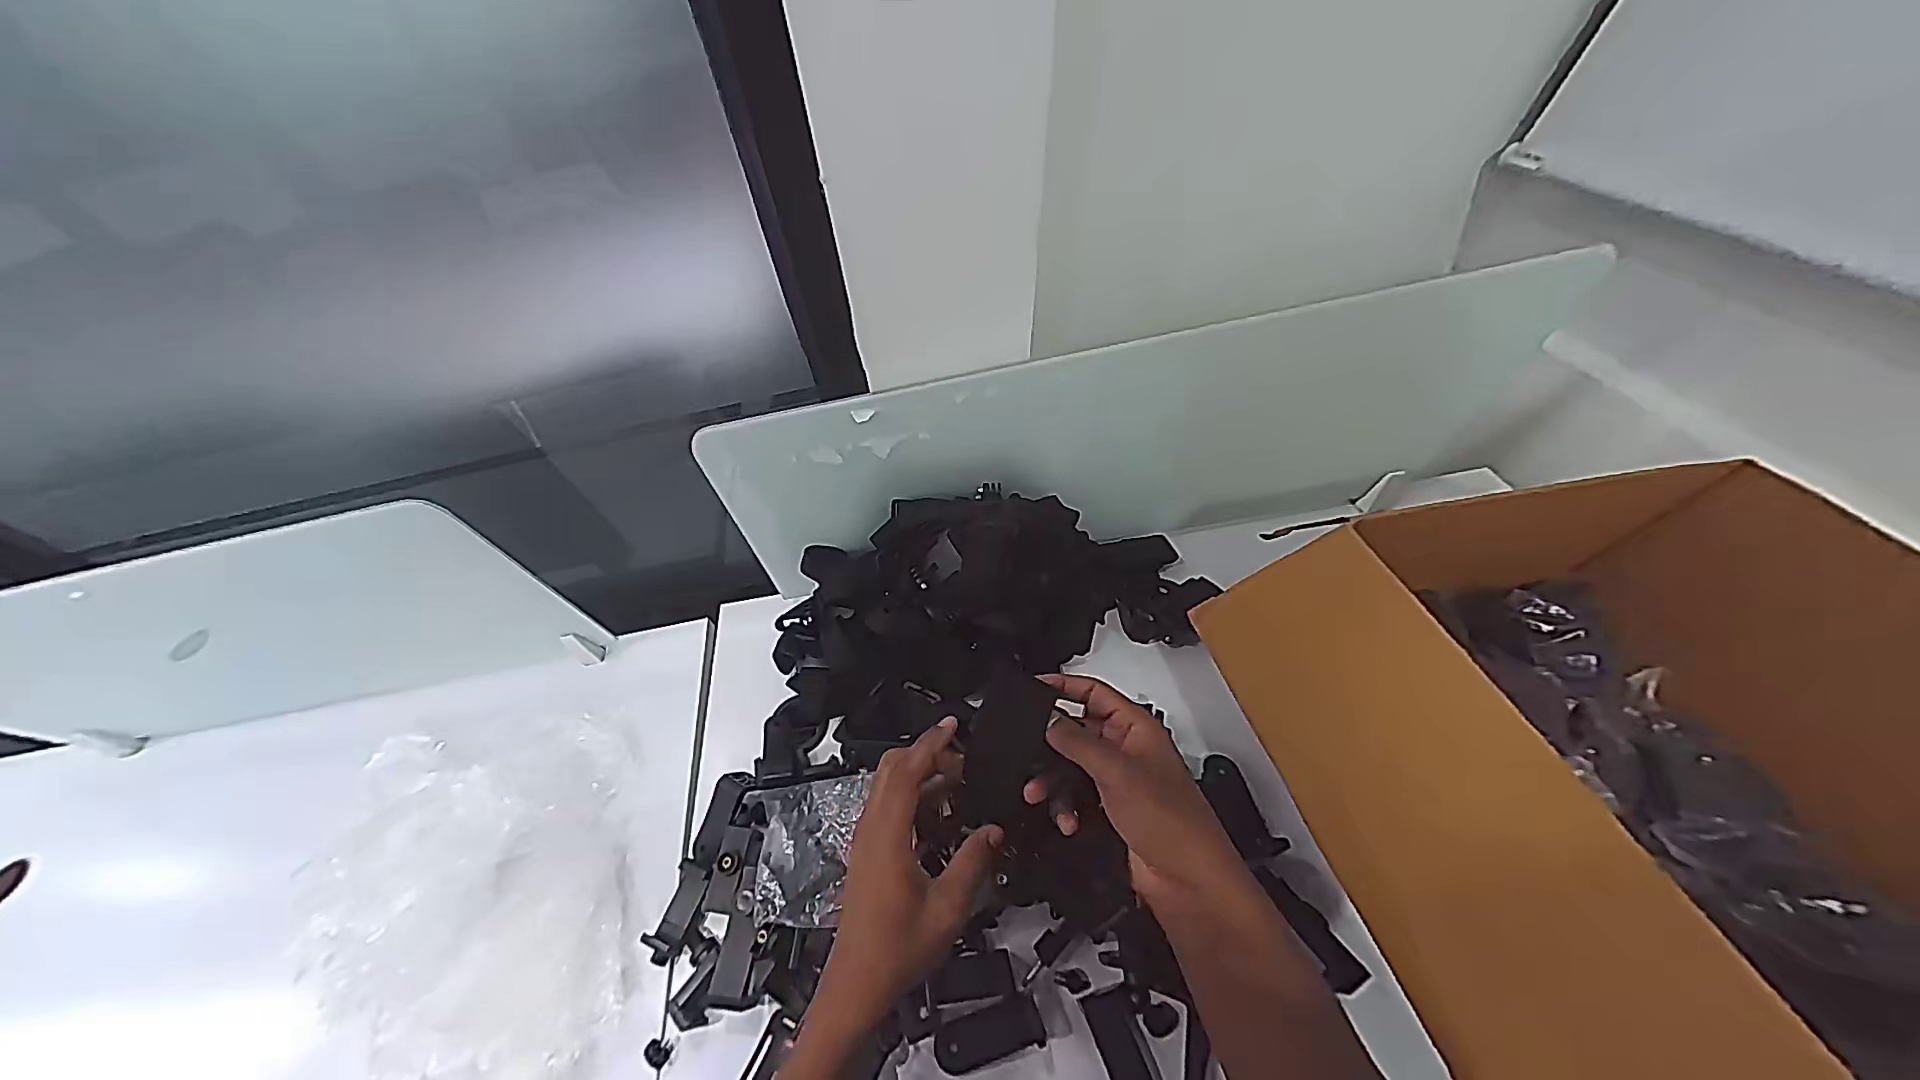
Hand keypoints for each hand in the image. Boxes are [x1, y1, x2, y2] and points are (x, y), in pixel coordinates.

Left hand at [786, 719, 1002, 1076]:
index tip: (951, 726)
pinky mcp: (868, 853)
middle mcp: (871, 831)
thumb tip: (991, 833)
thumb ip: (973, 862)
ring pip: (888, 787)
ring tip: (957, 783)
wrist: (856, 984)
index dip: (931, 743)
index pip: (906, 770)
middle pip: (892, 769)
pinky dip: (913, 797)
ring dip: (920, 776)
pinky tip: (940, 815)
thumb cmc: (892, 952)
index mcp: (887, 836)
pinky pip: (888, 808)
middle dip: (927, 754)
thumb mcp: (948, 907)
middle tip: (961, 758)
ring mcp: (866, 841)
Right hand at [1024, 674, 1254, 918]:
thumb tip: (1050, 721)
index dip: (1065, 685)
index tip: (1037, 686)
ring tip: (1041, 791)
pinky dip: (1066, 805)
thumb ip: (1078, 742)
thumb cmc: (1176, 824)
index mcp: (1137, 728)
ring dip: (1055, 780)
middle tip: (1032, 749)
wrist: (1189, 881)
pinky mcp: (1112, 809)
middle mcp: (1128, 750)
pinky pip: (1077, 796)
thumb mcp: (1117, 772)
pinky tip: (1068, 818)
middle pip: (1079, 731)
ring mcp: (1120, 781)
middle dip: (1053, 743)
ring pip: (1073, 766)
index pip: (1095, 692)